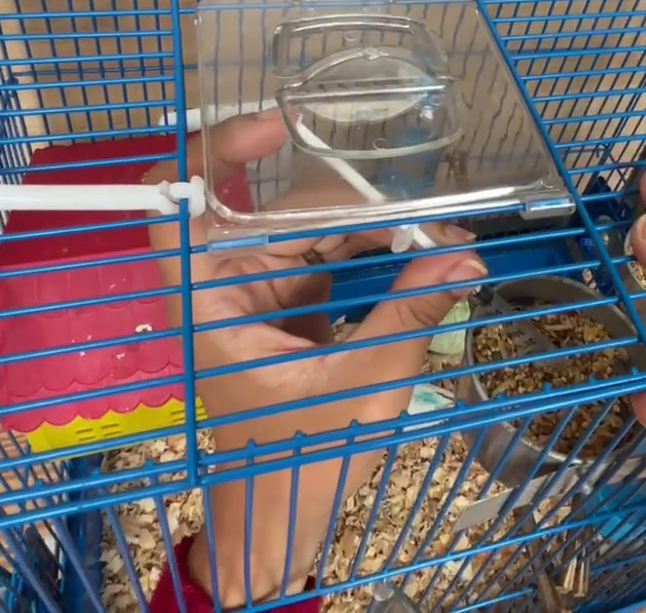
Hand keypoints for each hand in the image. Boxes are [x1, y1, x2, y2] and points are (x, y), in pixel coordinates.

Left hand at [143, 111, 486, 606]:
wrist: (283, 516)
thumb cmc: (300, 460)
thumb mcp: (361, 387)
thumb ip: (409, 316)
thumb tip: (467, 254)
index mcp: (213, 303)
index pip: (178, 208)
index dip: (212, 154)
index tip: (276, 130)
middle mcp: (227, 284)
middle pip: (273, 211)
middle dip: (347, 203)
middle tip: (420, 214)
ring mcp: (258, 289)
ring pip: (306, 227)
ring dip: (367, 223)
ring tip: (432, 230)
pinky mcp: (288, 298)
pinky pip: (326, 251)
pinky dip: (369, 245)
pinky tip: (415, 247)